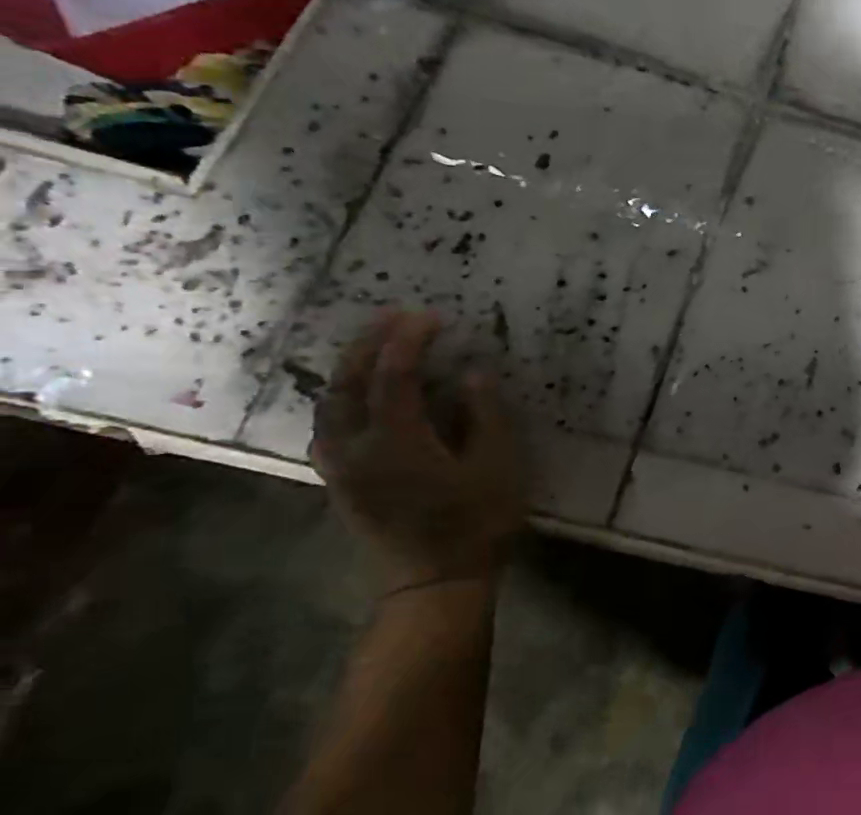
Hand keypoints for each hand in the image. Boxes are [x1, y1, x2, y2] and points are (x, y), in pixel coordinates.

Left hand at [310, 312, 523, 593]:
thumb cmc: (477, 521)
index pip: (393, 376)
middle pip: (347, 385)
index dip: (409, 341)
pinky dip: (341, 398)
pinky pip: (327, 428)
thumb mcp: (497, 464)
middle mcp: (355, 449)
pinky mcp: (341, 483)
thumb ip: (484, 414)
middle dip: (369, 345)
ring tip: (375, 346)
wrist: (436, 581)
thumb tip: (471, 374)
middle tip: (395, 316)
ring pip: (328, 406)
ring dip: (349, 369)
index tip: (430, 316)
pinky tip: (359, 396)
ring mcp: (341, 468)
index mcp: (396, 442)